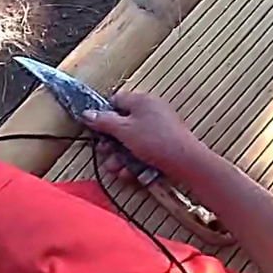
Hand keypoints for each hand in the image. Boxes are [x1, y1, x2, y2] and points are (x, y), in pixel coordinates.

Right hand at [80, 91, 208, 180]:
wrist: (186, 162)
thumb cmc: (154, 141)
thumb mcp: (123, 130)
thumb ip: (103, 121)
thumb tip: (86, 113)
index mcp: (140, 100)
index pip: (115, 100)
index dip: (103, 115)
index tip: (96, 129)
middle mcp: (149, 111)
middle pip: (120, 123)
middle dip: (110, 143)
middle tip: (105, 153)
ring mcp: (157, 127)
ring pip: (129, 140)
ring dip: (119, 156)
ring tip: (117, 168)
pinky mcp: (162, 144)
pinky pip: (142, 149)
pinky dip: (134, 160)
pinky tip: (130, 172)